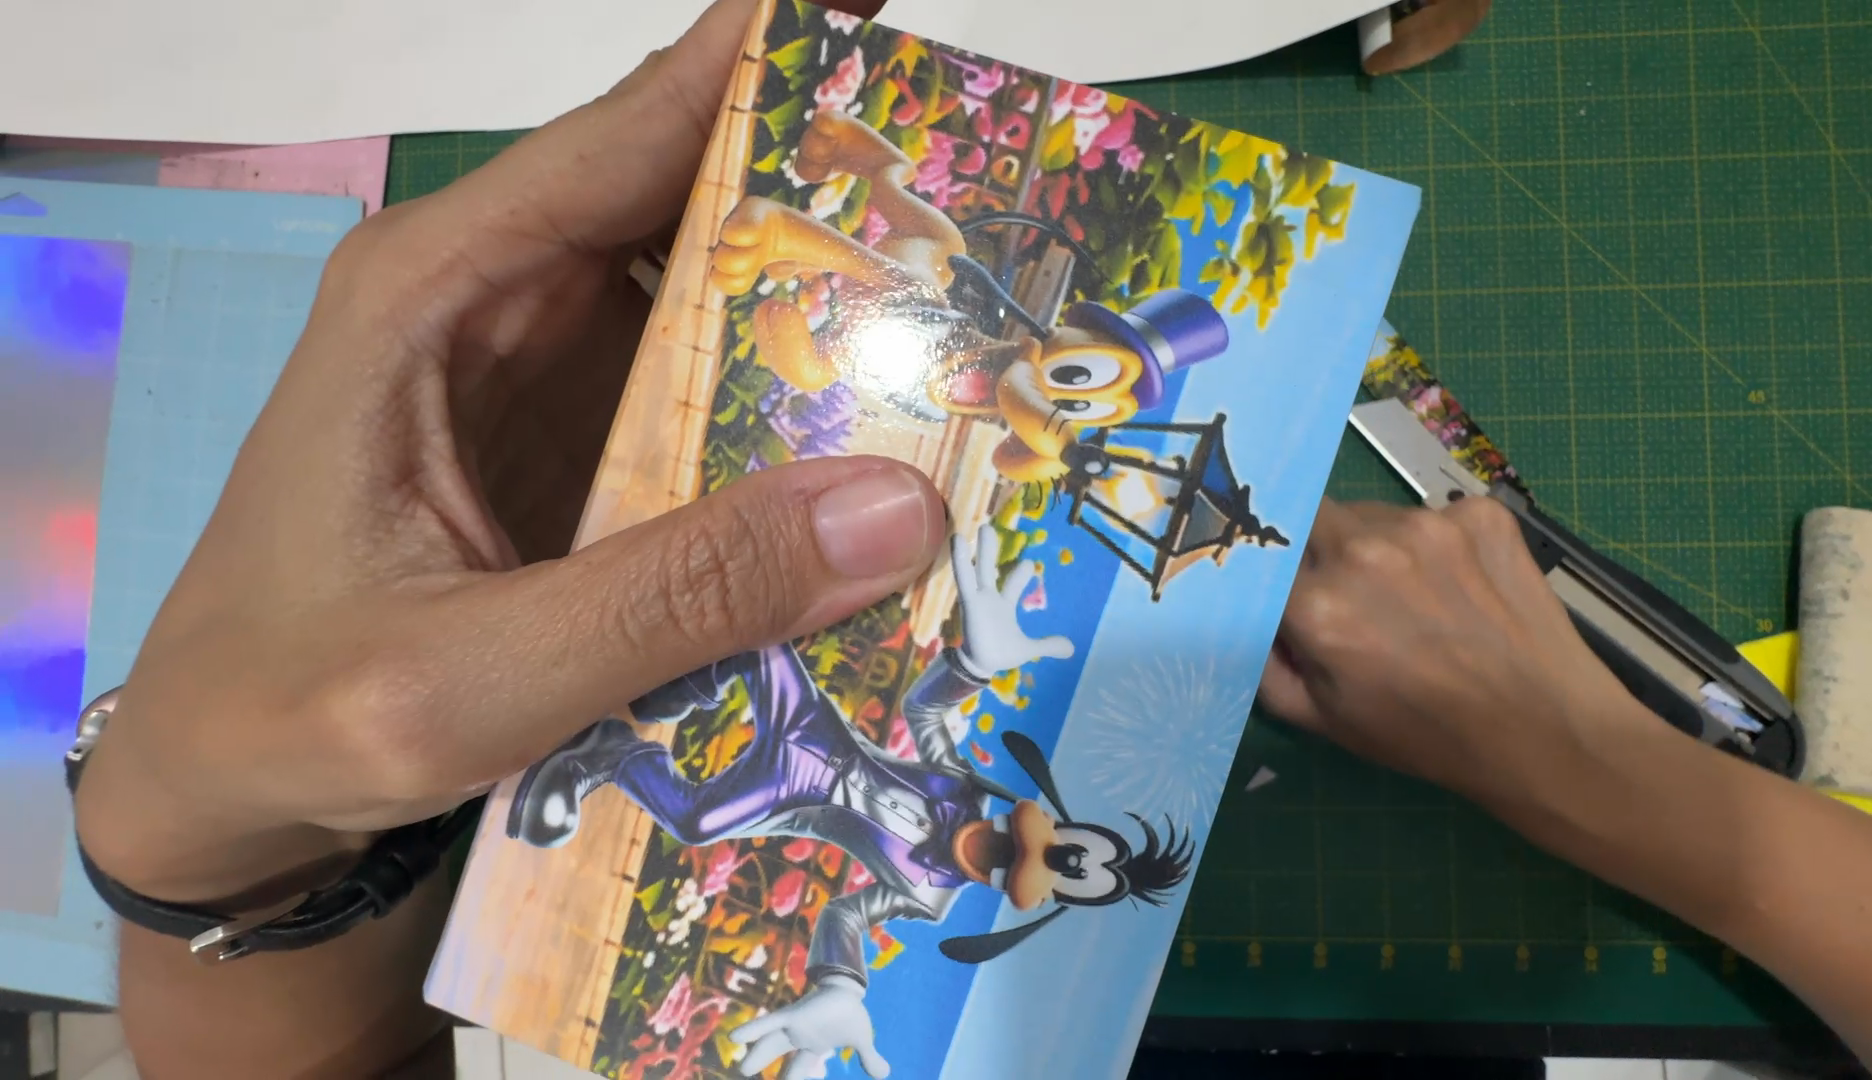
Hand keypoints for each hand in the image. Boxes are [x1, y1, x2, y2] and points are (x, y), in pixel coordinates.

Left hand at [71, 0, 933, 908]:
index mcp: (451, 296)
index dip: (769, 68)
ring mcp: (578, 393)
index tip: (891, 29)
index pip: (636, 137)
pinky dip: (817, 431)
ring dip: (847, 334)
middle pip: (712, 220)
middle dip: (847, 210)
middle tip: (980, 227)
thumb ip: (678, 595)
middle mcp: (522, 316)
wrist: (247, 789)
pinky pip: (738, 420)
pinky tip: (890, 460)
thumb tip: (897, 510)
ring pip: (741, 325)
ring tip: (971, 344)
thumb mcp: (476, 675)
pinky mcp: (615, 465)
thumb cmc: (302, 716)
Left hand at [731, 974, 888, 1079]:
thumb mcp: (861, 1040)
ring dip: (755, 1054)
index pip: (797, 1072)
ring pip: (769, 1043)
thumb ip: (868, 1058)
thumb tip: (886, 1075)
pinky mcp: (794, 1014)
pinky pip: (770, 1022)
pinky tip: (735, 1036)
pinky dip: (753, 1029)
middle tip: (743, 1072)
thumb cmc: (851, 1012)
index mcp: (811, 1047)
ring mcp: (794, 1026)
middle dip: (760, 1065)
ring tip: (740, 1066)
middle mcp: (798, 1038)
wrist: (852, 987)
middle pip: (776, 1056)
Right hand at [950, 524, 1073, 677]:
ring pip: (976, 569)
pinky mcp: (971, 602)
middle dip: (990, 550)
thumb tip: (1072, 648)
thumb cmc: (1001, 652)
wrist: (982, 665)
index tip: (1029, 563)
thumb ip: (1048, 645)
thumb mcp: (1029, 648)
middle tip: (989, 528)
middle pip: (989, 568)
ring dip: (977, 550)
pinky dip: (961, 561)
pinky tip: (957, 541)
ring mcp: (979, 598)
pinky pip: (964, 579)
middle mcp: (990, 597)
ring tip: (981, 527)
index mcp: (1005, 604)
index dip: (1021, 573)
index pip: (1014, 583)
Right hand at [1259, 497, 1669, 803]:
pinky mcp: (1481, 516)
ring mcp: (1428, 525)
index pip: (1259, 555)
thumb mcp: (1317, 717)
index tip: (1272, 581)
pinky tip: (1451, 583)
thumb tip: (1240, 617)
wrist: (1550, 734)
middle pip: (1307, 514)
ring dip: (1369, 542)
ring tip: (1407, 591)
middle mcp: (1363, 550)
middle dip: (1312, 544)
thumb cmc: (1421, 733)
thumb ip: (1260, 664)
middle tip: (1339, 585)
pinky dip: (1427, 541)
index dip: (1265, 569)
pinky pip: (1427, 512)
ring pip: (1367, 512)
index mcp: (1316, 604)